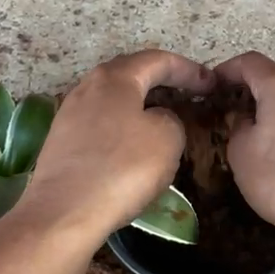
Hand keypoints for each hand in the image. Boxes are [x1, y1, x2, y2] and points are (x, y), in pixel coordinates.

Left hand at [22, 50, 214, 238]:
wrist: (64, 213)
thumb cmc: (123, 168)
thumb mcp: (168, 138)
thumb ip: (171, 118)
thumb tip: (156, 119)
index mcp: (115, 78)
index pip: (159, 60)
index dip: (189, 70)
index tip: (212, 84)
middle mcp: (88, 87)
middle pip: (131, 74)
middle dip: (163, 80)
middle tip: (189, 93)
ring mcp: (70, 114)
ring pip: (115, 99)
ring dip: (142, 103)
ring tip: (165, 118)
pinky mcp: (62, 142)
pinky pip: (102, 122)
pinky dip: (125, 125)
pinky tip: (135, 145)